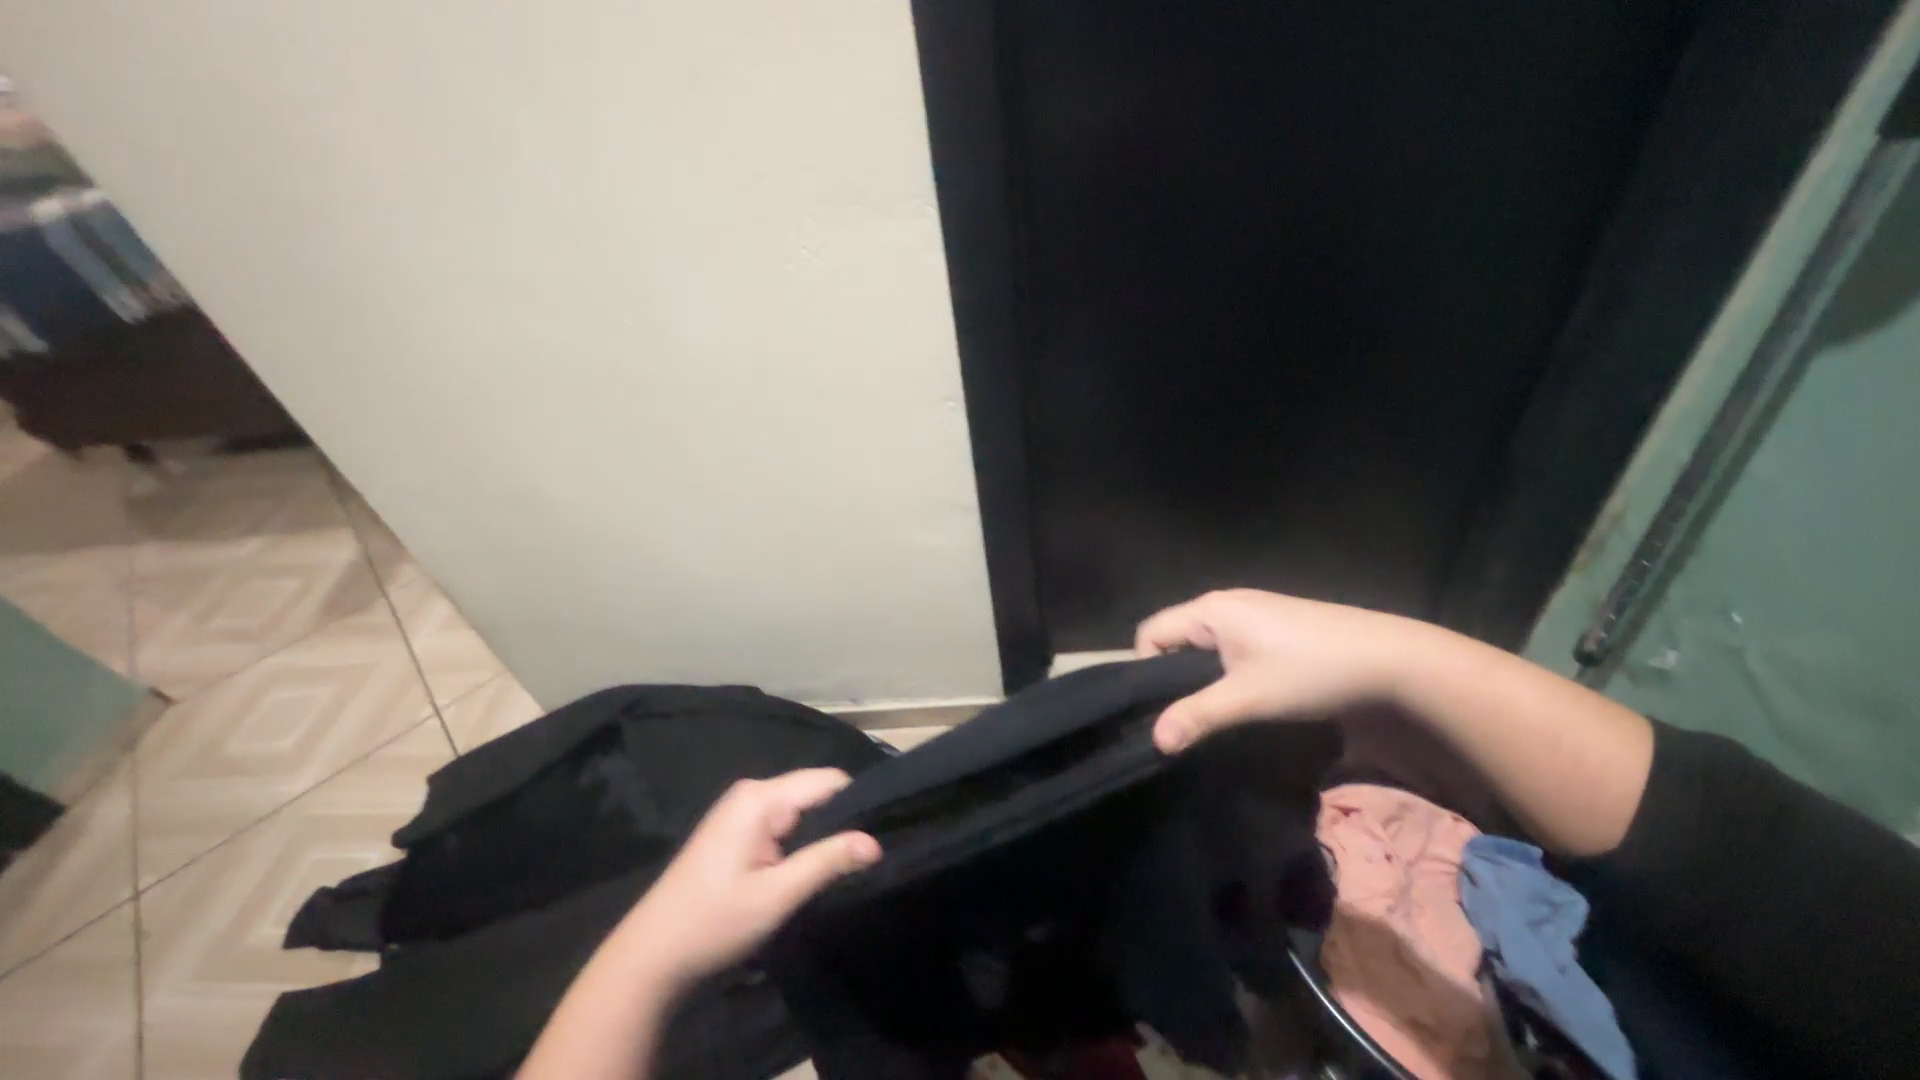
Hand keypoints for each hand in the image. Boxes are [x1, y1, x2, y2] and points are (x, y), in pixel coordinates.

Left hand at [621, 768, 880, 989]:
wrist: (652, 956)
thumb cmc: (714, 922)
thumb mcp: (777, 895)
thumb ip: (827, 861)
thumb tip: (876, 841)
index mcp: (760, 798)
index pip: (829, 780)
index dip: (860, 803)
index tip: (887, 832)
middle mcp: (752, 793)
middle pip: (816, 791)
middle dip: (844, 819)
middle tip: (871, 854)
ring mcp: (742, 810)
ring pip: (803, 808)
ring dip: (825, 832)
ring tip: (851, 861)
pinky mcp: (739, 830)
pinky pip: (785, 821)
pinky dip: (804, 840)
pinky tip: (817, 865)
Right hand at [1135, 589, 1430, 751]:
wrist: (1391, 659)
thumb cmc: (1310, 671)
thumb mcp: (1248, 698)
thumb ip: (1197, 716)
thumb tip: (1154, 740)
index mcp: (1210, 610)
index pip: (1151, 634)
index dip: (1145, 671)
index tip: (1160, 710)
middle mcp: (1226, 603)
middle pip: (1176, 638)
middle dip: (1173, 678)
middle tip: (1185, 717)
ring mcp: (1254, 612)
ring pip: (1206, 645)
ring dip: (1204, 677)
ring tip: (1217, 712)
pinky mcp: (1277, 626)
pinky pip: (1231, 646)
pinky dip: (1228, 671)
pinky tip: (1249, 697)